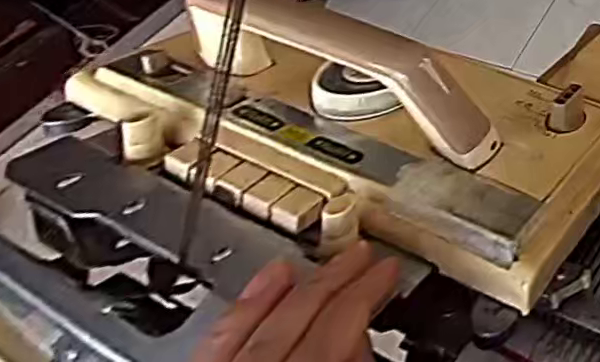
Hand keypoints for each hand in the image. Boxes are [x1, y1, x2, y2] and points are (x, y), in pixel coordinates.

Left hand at [191, 241, 399, 361]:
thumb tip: (364, 334)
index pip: (337, 323)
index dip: (369, 289)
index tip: (389, 267)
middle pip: (295, 318)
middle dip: (334, 278)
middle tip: (362, 251)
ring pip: (247, 327)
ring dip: (284, 288)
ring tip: (310, 258)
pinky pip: (210, 348)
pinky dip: (239, 313)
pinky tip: (259, 287)